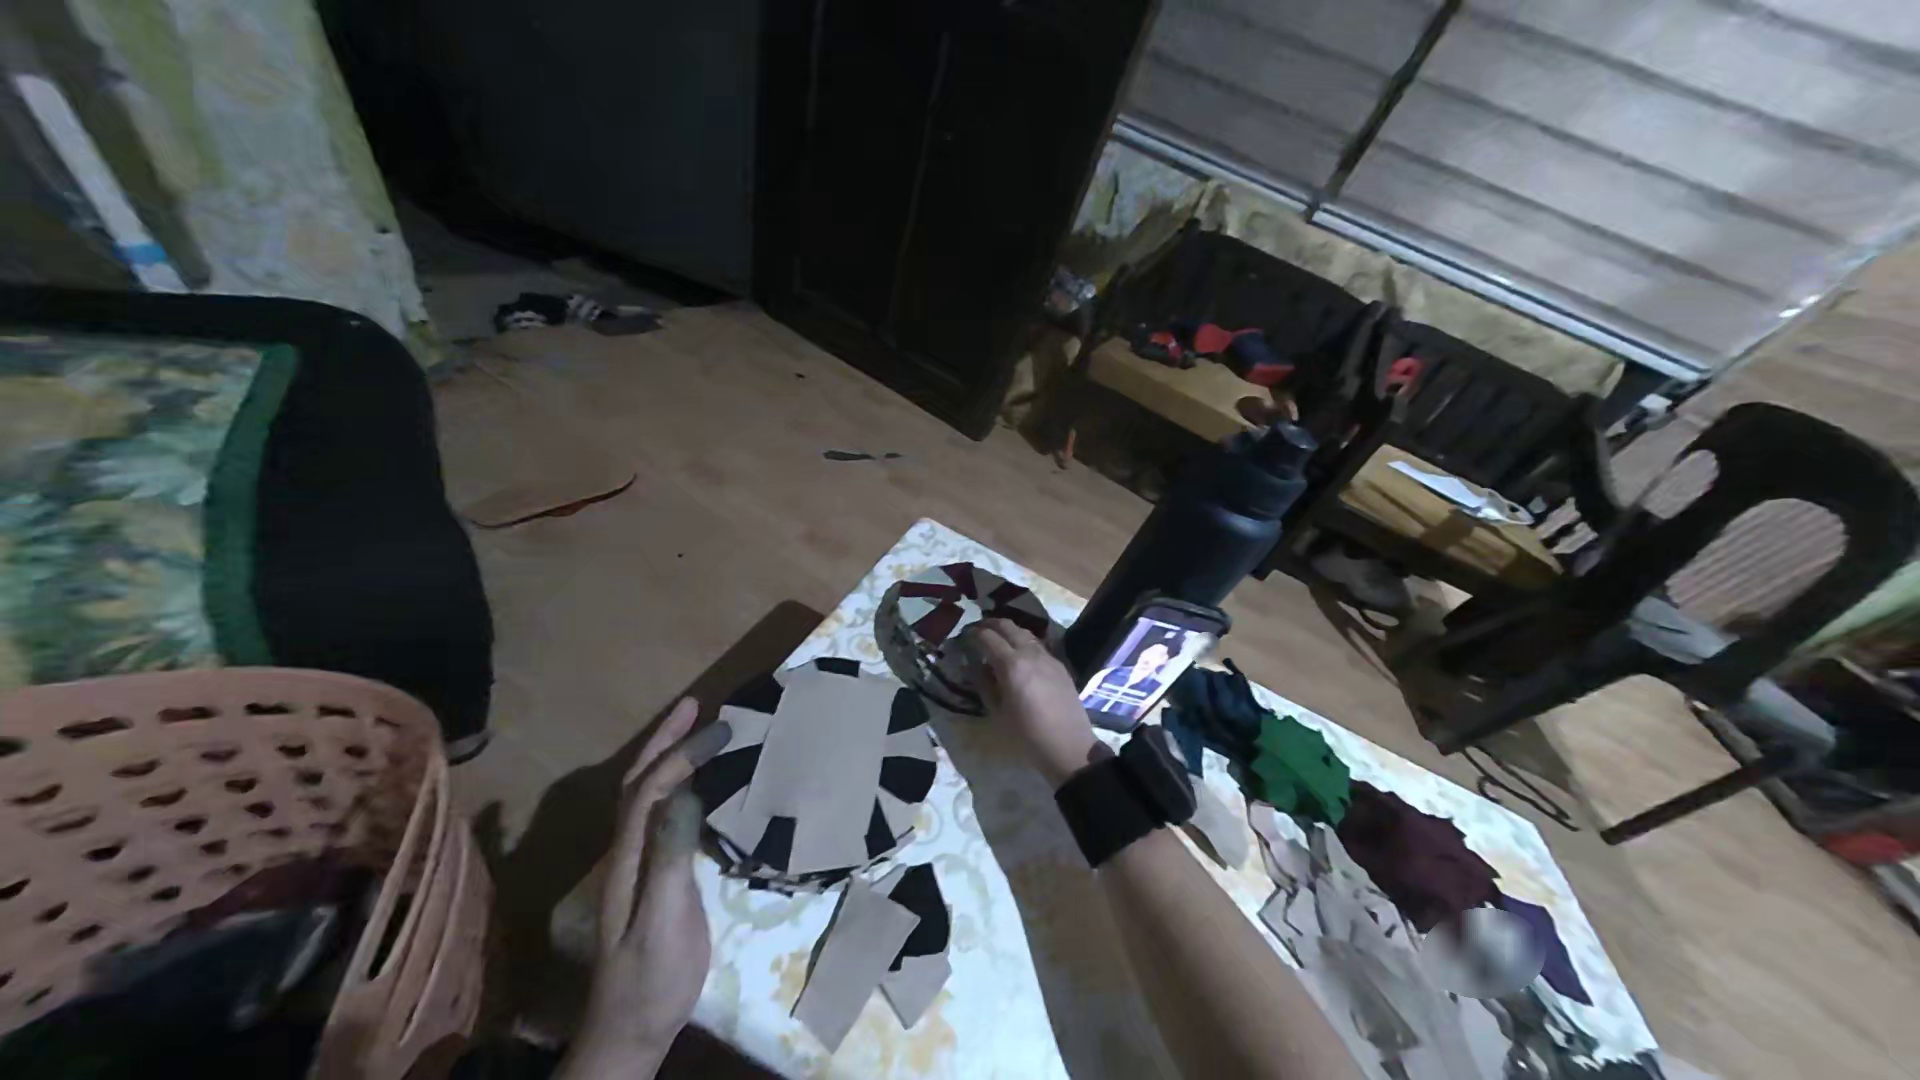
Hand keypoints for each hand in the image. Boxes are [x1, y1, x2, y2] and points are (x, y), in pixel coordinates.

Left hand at [560, 698, 728, 1079]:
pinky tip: (697, 781)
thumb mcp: (665, 921)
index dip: (682, 754)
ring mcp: (638, 863)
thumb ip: (671, 858)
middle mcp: (628, 851)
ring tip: (694, 727)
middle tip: (694, 705)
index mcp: (630, 857)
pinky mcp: (654, 874)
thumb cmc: (653, 978)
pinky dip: (676, 782)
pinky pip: (661, 812)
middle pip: (638, 782)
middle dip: (663, 739)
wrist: (631, 1030)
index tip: (721, 728)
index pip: (651, 789)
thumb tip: (684, 793)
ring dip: (666, 755)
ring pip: (646, 795)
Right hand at [970, 619, 1101, 785]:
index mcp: (1011, 665)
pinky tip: (1019, 654)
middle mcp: (1030, 653)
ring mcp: (1048, 657)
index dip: (973, 633)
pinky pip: (1038, 645)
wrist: (1068, 746)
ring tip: (997, 639)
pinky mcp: (1060, 665)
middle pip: (1008, 626)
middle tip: (977, 630)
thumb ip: (984, 684)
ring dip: (1008, 631)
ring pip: (1025, 632)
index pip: (988, 637)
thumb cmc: (1027, 735)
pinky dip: (1024, 642)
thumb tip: (974, 665)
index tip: (963, 636)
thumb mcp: (997, 712)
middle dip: (990, 624)